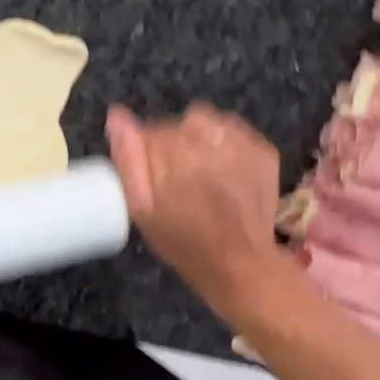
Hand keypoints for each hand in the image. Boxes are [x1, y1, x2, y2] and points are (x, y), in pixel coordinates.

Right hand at [105, 102, 285, 305]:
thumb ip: (127, 158)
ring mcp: (241, 141)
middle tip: (180, 183)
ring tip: (204, 176)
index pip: (150, 130)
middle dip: (175, 148)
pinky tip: (227, 176)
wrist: (240, 264)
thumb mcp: (141, 208)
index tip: (155, 181)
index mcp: (174, 149)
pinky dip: (228, 148)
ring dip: (202, 142)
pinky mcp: (264, 150)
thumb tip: (115, 115)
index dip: (148, 156)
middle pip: (180, 124)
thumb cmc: (183, 242)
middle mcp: (208, 136)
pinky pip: (236, 132)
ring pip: (209, 123)